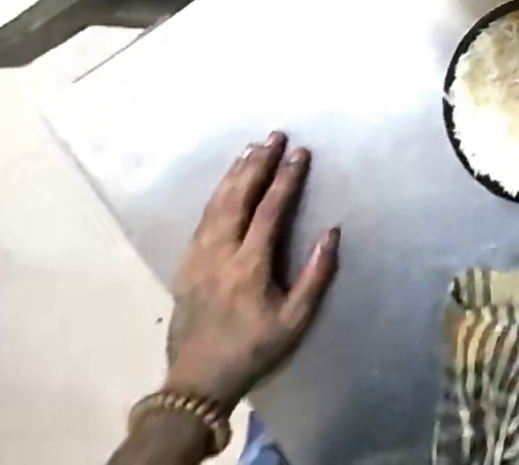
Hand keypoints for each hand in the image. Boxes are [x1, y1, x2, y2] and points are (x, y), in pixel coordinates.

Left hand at [165, 132, 339, 406]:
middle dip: (259, 163)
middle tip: (275, 136)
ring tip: (253, 147)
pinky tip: (227, 179)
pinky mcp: (187, 261)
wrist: (197, 383)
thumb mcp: (294, 323)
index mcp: (249, 267)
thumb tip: (332, 232)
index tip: (300, 152)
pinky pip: (204, 215)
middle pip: (240, 196)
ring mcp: (199, 255)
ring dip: (237, 171)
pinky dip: (219, 191)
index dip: (286, 178)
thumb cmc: (253, 349)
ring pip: (218, 202)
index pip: (270, 210)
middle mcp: (221, 253)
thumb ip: (316, 276)